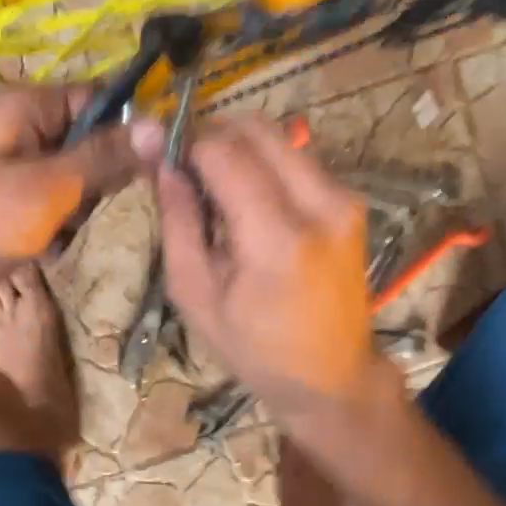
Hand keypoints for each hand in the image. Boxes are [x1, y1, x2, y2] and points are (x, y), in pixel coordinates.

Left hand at [0, 86, 135, 321]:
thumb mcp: (45, 192)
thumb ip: (104, 158)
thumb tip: (160, 125)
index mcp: (24, 107)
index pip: (99, 99)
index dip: (128, 130)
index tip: (153, 168)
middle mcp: (19, 129)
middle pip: (92, 142)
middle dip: (96, 182)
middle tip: (78, 211)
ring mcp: (12, 169)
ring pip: (78, 182)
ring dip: (76, 214)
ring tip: (52, 237)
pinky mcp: (9, 205)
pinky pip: (55, 209)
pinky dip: (56, 231)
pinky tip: (40, 252)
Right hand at [140, 115, 405, 421]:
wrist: (333, 377)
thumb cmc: (254, 347)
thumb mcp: (195, 292)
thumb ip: (176, 216)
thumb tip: (154, 151)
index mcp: (277, 238)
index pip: (222, 151)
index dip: (185, 147)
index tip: (166, 167)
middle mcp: (320, 204)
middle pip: (254, 128)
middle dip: (213, 138)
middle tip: (191, 177)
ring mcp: (343, 198)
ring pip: (277, 136)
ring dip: (239, 150)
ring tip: (221, 196)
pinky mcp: (351, 199)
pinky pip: (296, 156)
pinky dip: (264, 165)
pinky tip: (252, 205)